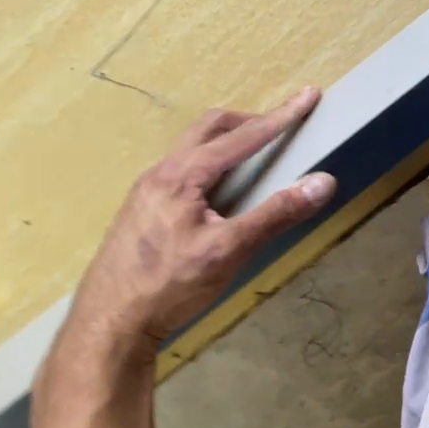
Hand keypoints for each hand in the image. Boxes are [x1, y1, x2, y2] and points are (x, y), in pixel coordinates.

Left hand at [66, 88, 335, 350]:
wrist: (105, 332)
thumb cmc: (168, 287)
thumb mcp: (229, 251)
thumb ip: (277, 213)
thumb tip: (324, 181)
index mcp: (181, 176)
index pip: (243, 136)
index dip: (281, 116)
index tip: (310, 95)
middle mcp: (160, 174)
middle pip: (209, 128)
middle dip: (250, 120)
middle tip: (281, 128)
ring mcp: (145, 193)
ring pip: (193, 148)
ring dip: (229, 141)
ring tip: (256, 159)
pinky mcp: (141, 212)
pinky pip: (183, 168)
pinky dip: (213, 162)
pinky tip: (222, 193)